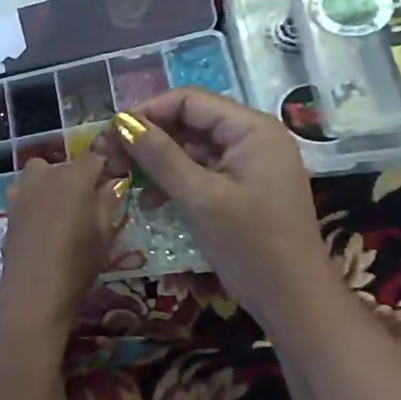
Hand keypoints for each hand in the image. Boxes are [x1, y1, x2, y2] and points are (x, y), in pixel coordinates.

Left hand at [0, 154, 124, 325]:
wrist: (33, 289)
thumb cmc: (77, 262)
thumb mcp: (104, 233)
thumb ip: (107, 202)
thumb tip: (110, 184)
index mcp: (73, 177)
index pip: (95, 158)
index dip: (106, 169)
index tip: (113, 182)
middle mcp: (44, 176)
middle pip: (64, 165)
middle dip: (76, 176)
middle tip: (87, 200)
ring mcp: (21, 190)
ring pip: (39, 174)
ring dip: (50, 183)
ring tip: (61, 209)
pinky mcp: (8, 208)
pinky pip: (25, 192)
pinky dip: (34, 198)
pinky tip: (42, 222)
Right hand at [92, 90, 336, 318]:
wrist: (292, 299)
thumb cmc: (250, 245)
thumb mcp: (200, 198)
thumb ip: (160, 156)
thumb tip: (122, 123)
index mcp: (251, 129)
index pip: (189, 100)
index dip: (146, 112)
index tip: (110, 134)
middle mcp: (251, 138)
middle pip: (188, 122)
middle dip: (147, 137)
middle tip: (108, 156)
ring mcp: (247, 164)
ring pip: (190, 148)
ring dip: (155, 160)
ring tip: (120, 176)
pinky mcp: (239, 189)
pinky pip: (199, 172)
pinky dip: (172, 180)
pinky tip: (149, 199)